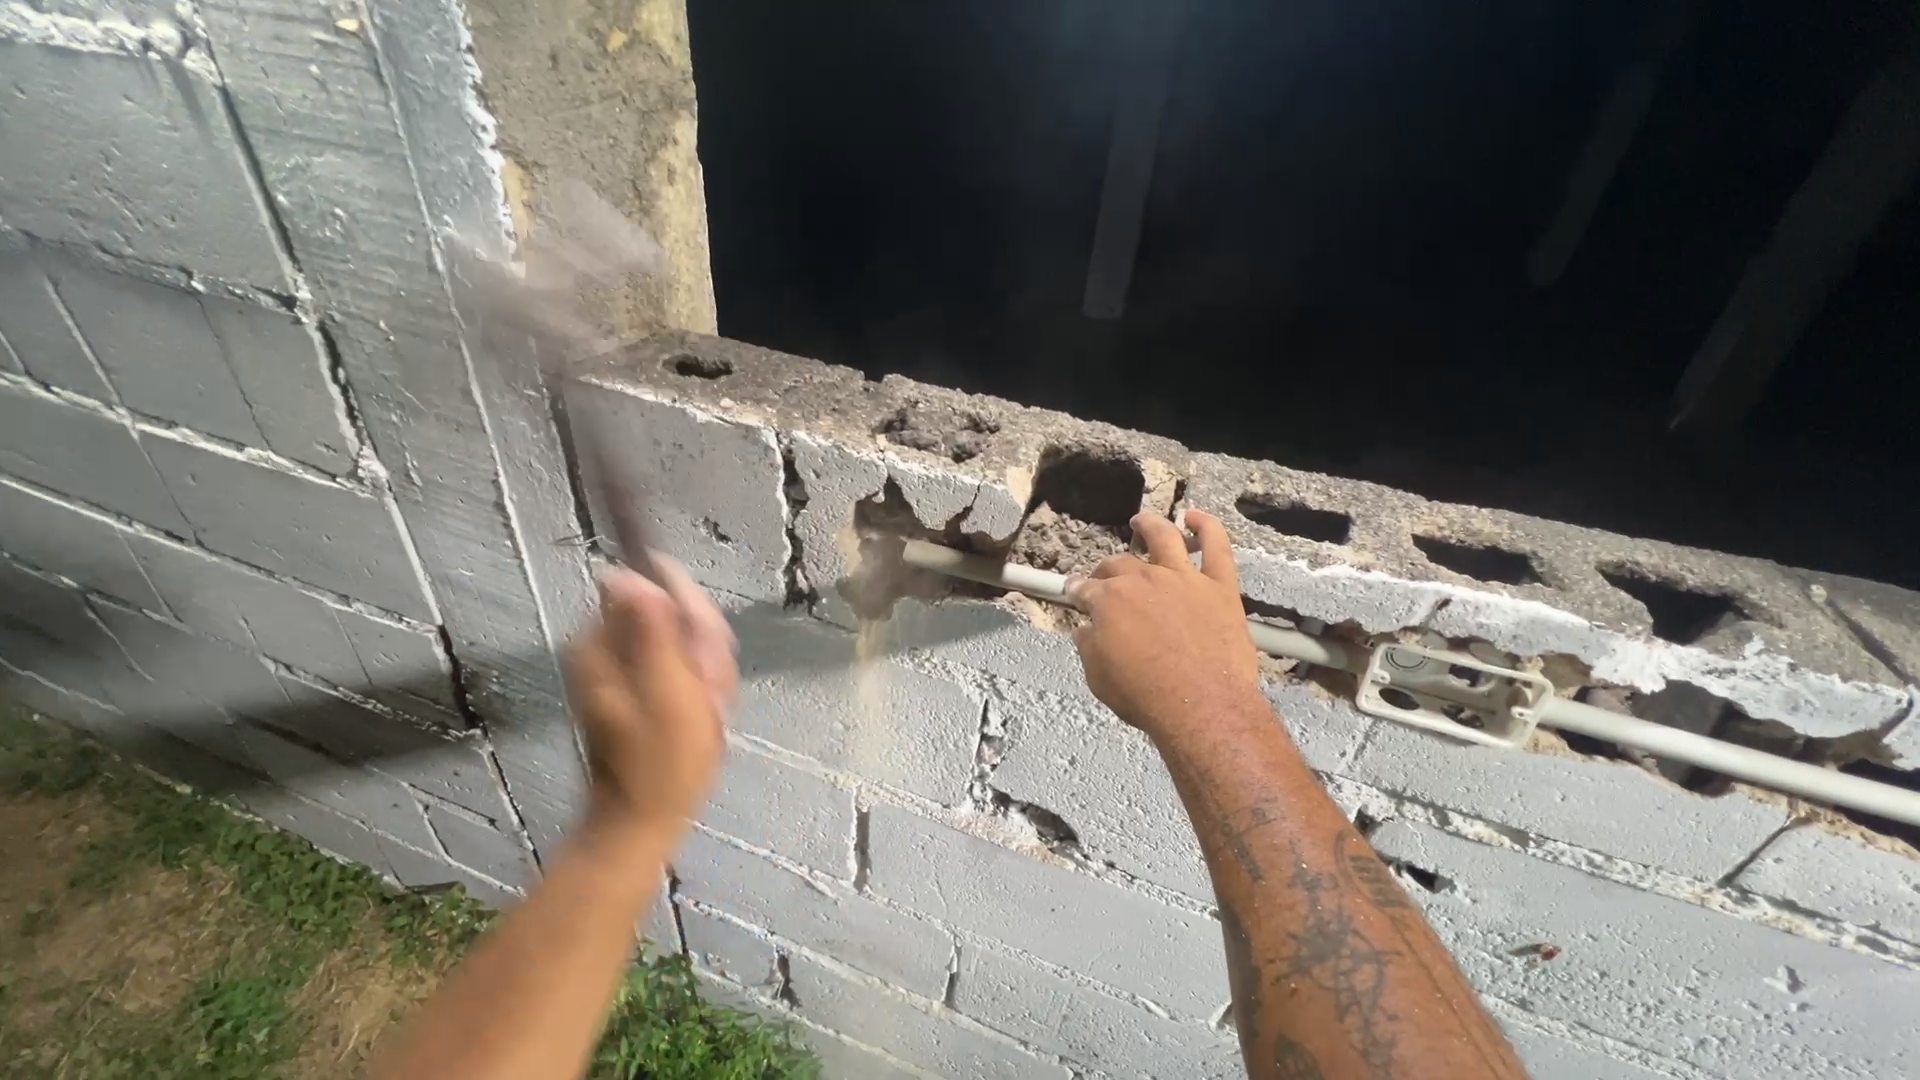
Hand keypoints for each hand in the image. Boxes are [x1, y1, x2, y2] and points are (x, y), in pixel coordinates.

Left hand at [566, 557, 736, 842]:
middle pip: (678, 612)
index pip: (662, 589)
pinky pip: (685, 660)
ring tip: (709, 710)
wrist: (646, 817)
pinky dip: (702, 684)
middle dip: (705, 651)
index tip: (704, 665)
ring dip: (708, 671)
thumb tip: (628, 573)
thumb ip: (652, 630)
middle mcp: (608, 642)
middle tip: (710, 696)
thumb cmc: (662, 760)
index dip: (696, 622)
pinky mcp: (642, 679)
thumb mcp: (665, 691)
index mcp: (604, 641)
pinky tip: (706, 712)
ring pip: (688, 637)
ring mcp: (625, 661)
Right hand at [1066, 510, 1260, 738]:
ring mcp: (1183, 578)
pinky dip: (1206, 526)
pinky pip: (1216, 546)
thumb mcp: (1098, 678)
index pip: (1085, 589)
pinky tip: (1194, 518)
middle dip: (1105, 570)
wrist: (1201, 704)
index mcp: (1109, 601)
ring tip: (1140, 521)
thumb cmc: (1145, 696)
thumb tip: (1085, 630)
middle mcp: (1143, 580)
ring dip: (1148, 525)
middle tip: (1103, 578)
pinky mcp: (1219, 586)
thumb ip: (1088, 647)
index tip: (1075, 592)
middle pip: (1118, 563)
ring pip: (1163, 537)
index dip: (1077, 590)